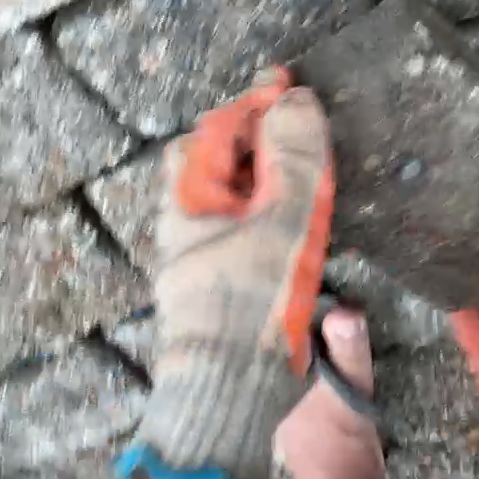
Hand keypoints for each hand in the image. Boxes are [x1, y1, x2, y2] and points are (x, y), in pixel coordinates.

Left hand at [125, 69, 335, 478]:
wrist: (226, 396)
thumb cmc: (251, 305)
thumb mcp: (282, 224)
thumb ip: (291, 160)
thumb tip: (295, 99)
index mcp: (190, 196)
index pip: (217, 128)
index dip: (254, 100)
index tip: (286, 82)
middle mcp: (183, 217)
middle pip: (209, 155)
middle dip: (246, 132)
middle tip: (288, 121)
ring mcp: (193, 250)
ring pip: (221, 190)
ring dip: (253, 169)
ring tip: (294, 162)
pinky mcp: (211, 278)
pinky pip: (233, 222)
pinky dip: (258, 203)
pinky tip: (285, 214)